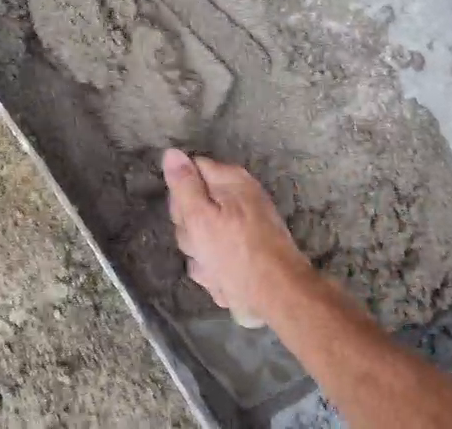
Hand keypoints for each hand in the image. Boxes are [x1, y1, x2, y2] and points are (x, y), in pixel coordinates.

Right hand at [163, 149, 311, 324]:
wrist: (279, 299)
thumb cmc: (237, 255)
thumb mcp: (201, 218)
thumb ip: (184, 186)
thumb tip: (171, 153)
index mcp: (230, 181)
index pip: (188, 173)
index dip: (180, 197)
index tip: (186, 220)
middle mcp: (239, 197)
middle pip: (194, 207)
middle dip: (192, 234)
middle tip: (202, 247)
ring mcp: (245, 226)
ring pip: (204, 237)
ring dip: (203, 258)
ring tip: (217, 271)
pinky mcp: (248, 252)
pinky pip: (219, 256)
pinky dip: (218, 270)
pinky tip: (226, 282)